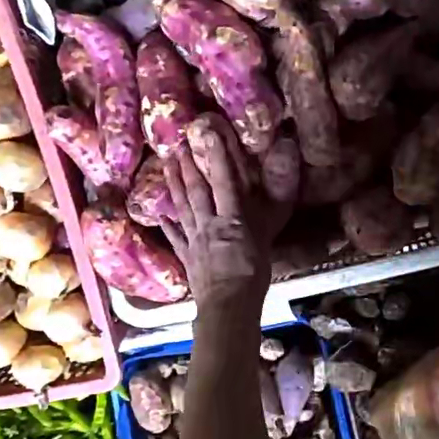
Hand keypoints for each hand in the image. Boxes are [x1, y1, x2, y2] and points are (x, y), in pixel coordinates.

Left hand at [160, 114, 293, 309]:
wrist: (228, 305)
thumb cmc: (253, 274)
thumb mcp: (266, 240)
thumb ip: (267, 213)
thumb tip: (278, 190)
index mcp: (231, 218)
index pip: (224, 180)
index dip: (217, 155)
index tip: (208, 133)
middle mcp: (209, 223)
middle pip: (196, 190)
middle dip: (187, 166)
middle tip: (176, 144)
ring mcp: (194, 239)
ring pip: (182, 207)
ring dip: (174, 185)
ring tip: (166, 165)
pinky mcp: (186, 256)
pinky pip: (175, 237)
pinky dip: (167, 225)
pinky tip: (159, 215)